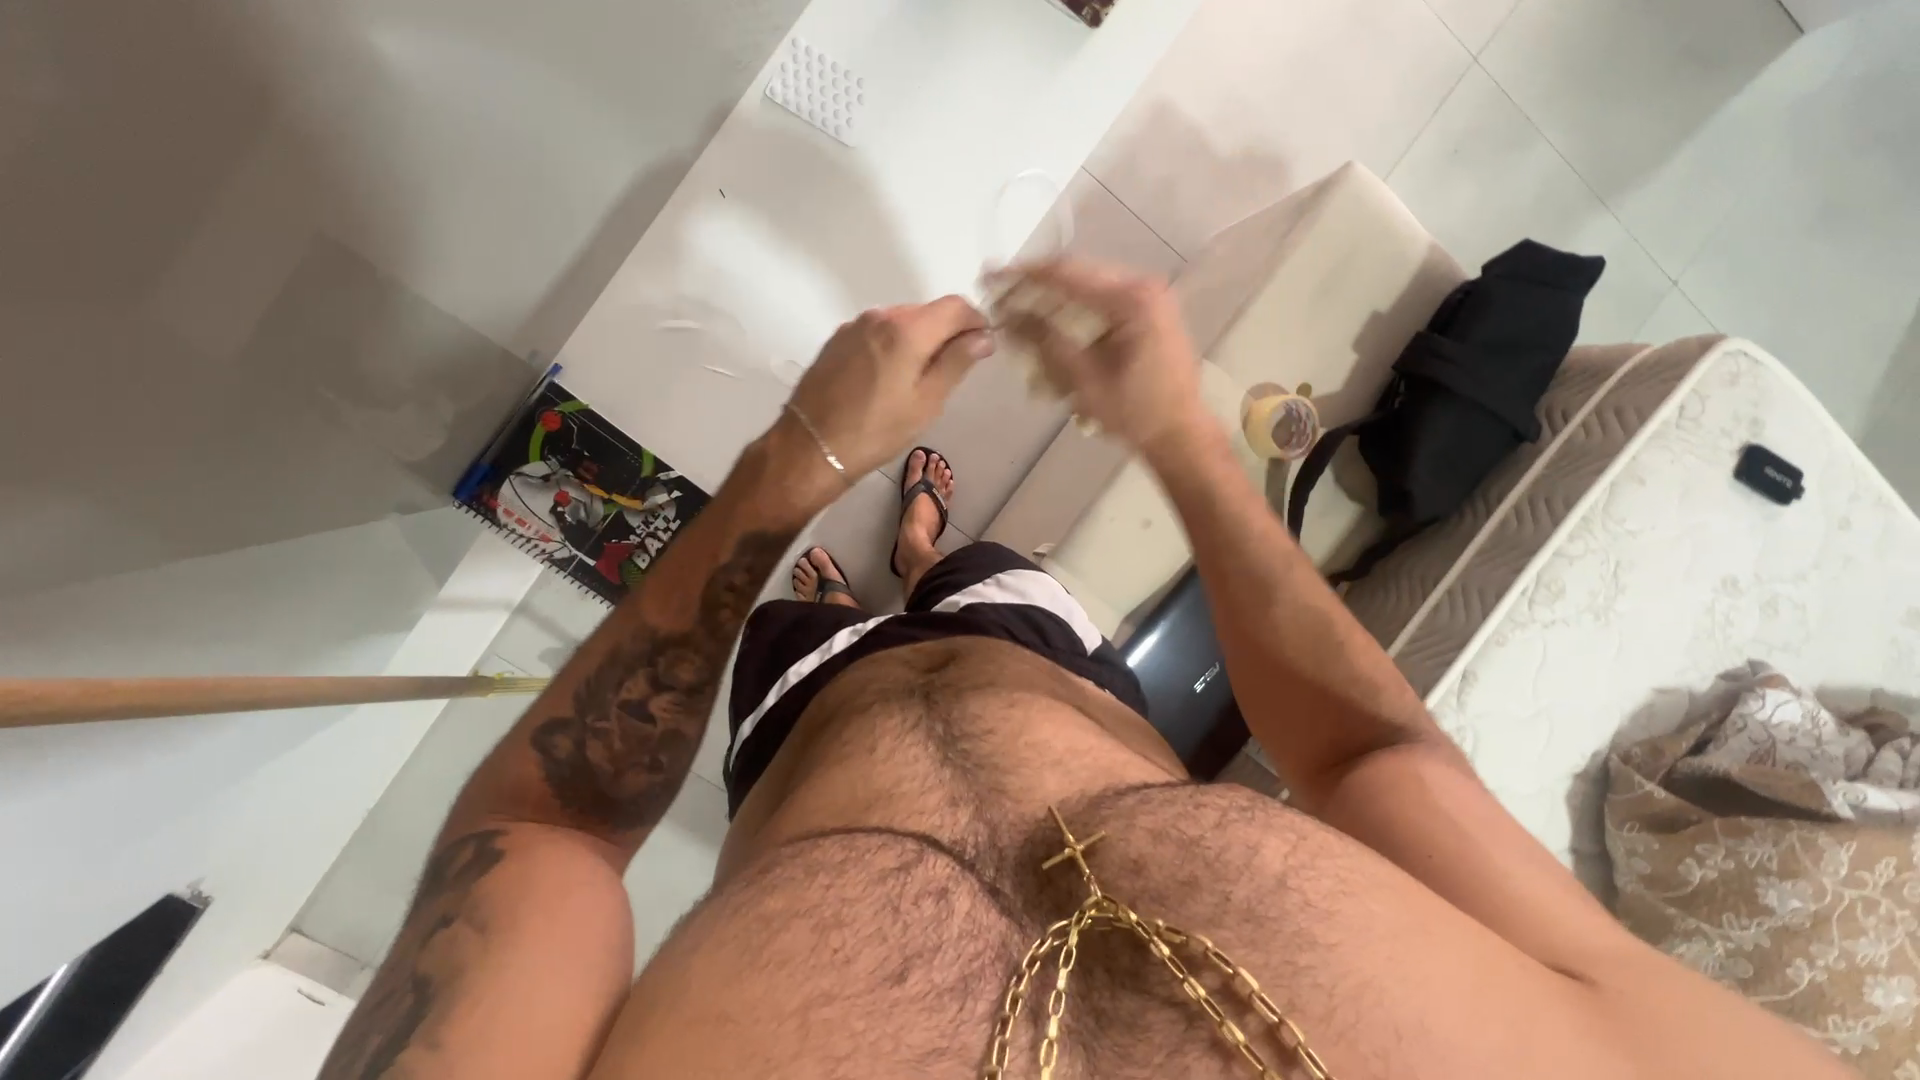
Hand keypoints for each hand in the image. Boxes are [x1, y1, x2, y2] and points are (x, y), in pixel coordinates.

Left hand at [775, 296, 992, 485]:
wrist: (811, 446)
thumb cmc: (877, 430)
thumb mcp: (926, 402)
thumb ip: (957, 362)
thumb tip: (983, 337)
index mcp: (907, 329)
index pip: (956, 306)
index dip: (975, 322)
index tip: (980, 348)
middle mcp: (880, 316)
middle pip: (927, 311)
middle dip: (946, 333)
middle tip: (949, 372)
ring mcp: (855, 326)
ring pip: (900, 321)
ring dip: (918, 340)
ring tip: (916, 381)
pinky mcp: (837, 340)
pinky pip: (877, 333)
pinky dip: (892, 345)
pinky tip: (886, 379)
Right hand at [992, 258, 1208, 455]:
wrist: (1182, 434)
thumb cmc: (1135, 413)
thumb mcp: (1083, 379)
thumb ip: (1044, 341)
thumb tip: (1007, 316)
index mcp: (1130, 298)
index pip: (1065, 273)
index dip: (1023, 276)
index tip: (990, 278)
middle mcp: (1142, 287)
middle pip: (1075, 278)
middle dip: (1036, 294)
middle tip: (1003, 305)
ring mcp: (1149, 299)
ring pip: (1086, 291)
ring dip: (1054, 308)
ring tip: (1025, 326)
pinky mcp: (1148, 314)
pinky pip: (1102, 305)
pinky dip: (1076, 320)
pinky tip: (1056, 340)